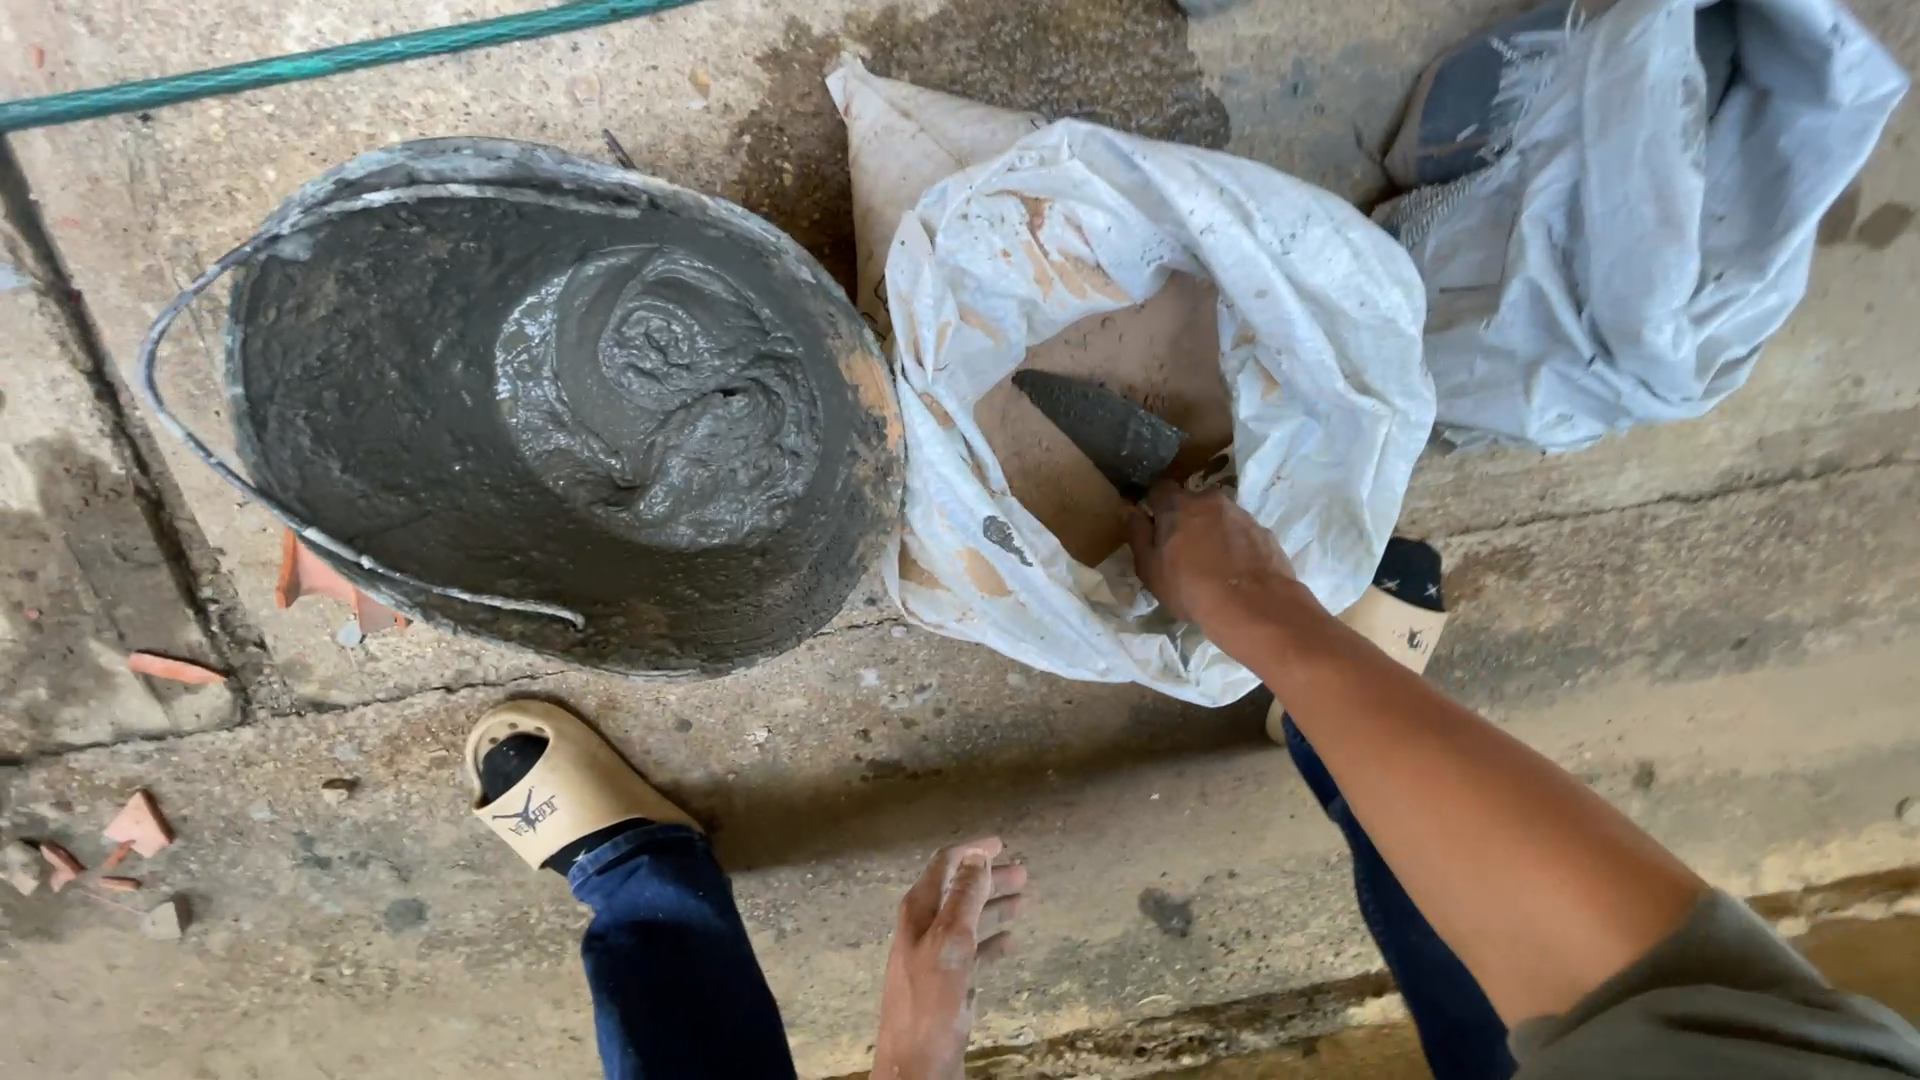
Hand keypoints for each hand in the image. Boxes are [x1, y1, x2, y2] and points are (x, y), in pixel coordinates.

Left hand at [871, 838, 1028, 1079]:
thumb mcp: (951, 940)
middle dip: (990, 877)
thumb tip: (977, 856)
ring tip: (1025, 901)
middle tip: (1025, 873)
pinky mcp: (946, 982)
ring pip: (968, 919)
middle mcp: (924, 926)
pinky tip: (1011, 942)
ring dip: (994, 906)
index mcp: (919, 909)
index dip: (972, 850)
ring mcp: (934, 954)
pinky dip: (991, 940)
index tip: (1001, 843)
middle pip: (959, 889)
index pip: (945, 863)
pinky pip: (972, 950)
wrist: (916, 1065)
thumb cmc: (932, 998)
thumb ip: (964, 896)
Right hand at [1127, 480, 1312, 643]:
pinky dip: (1237, 545)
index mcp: (1177, 505)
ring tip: (1214, 564)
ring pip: (1220, 516)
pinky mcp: (1264, 532)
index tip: (1154, 525)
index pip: (1159, 488)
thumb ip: (1137, 535)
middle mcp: (1210, 500)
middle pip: (1193, 501)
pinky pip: (1242, 533)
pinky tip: (1236, 571)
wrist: (1251, 605)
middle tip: (1183, 549)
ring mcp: (1241, 514)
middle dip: (1186, 518)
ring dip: (1213, 531)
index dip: (1155, 504)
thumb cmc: (1188, 587)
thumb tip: (1129, 510)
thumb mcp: (1149, 567)